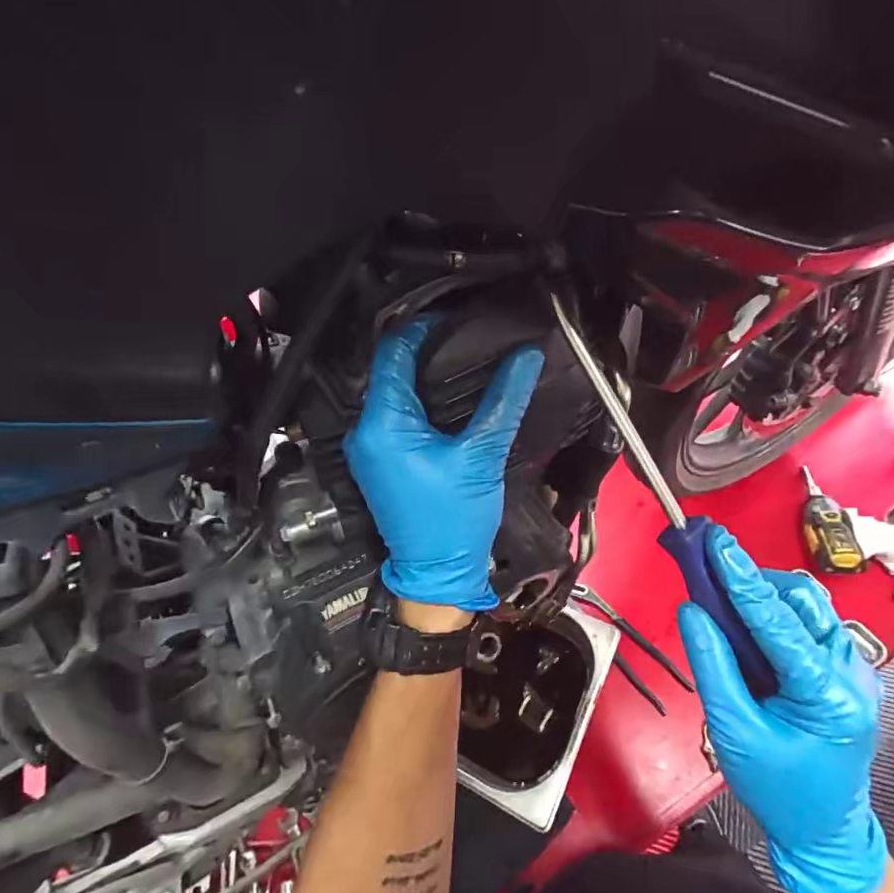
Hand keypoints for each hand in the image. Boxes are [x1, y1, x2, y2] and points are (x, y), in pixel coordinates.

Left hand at [344, 318, 543, 611]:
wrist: (438, 573)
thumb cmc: (454, 519)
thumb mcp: (482, 456)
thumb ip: (502, 401)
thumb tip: (526, 357)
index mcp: (383, 424)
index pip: (393, 353)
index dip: (423, 328)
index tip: (457, 319)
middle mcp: (367, 430)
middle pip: (391, 369)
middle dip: (427, 348)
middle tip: (467, 336)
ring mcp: (371, 447)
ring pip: (394, 392)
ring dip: (425, 374)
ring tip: (464, 359)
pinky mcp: (383, 461)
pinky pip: (398, 415)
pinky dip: (422, 399)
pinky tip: (452, 396)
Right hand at [676, 523, 885, 892]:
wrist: (825, 829)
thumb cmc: (781, 792)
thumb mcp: (735, 732)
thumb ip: (713, 666)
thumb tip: (694, 610)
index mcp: (828, 692)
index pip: (778, 620)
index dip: (742, 579)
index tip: (716, 544)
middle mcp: (852, 670)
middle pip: (801, 600)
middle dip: (755, 581)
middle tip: (712, 567)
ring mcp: (856, 667)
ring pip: (810, 606)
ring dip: (767, 595)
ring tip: (727, 599)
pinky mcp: (849, 668)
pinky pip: (814, 624)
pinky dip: (780, 615)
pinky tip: (752, 624)